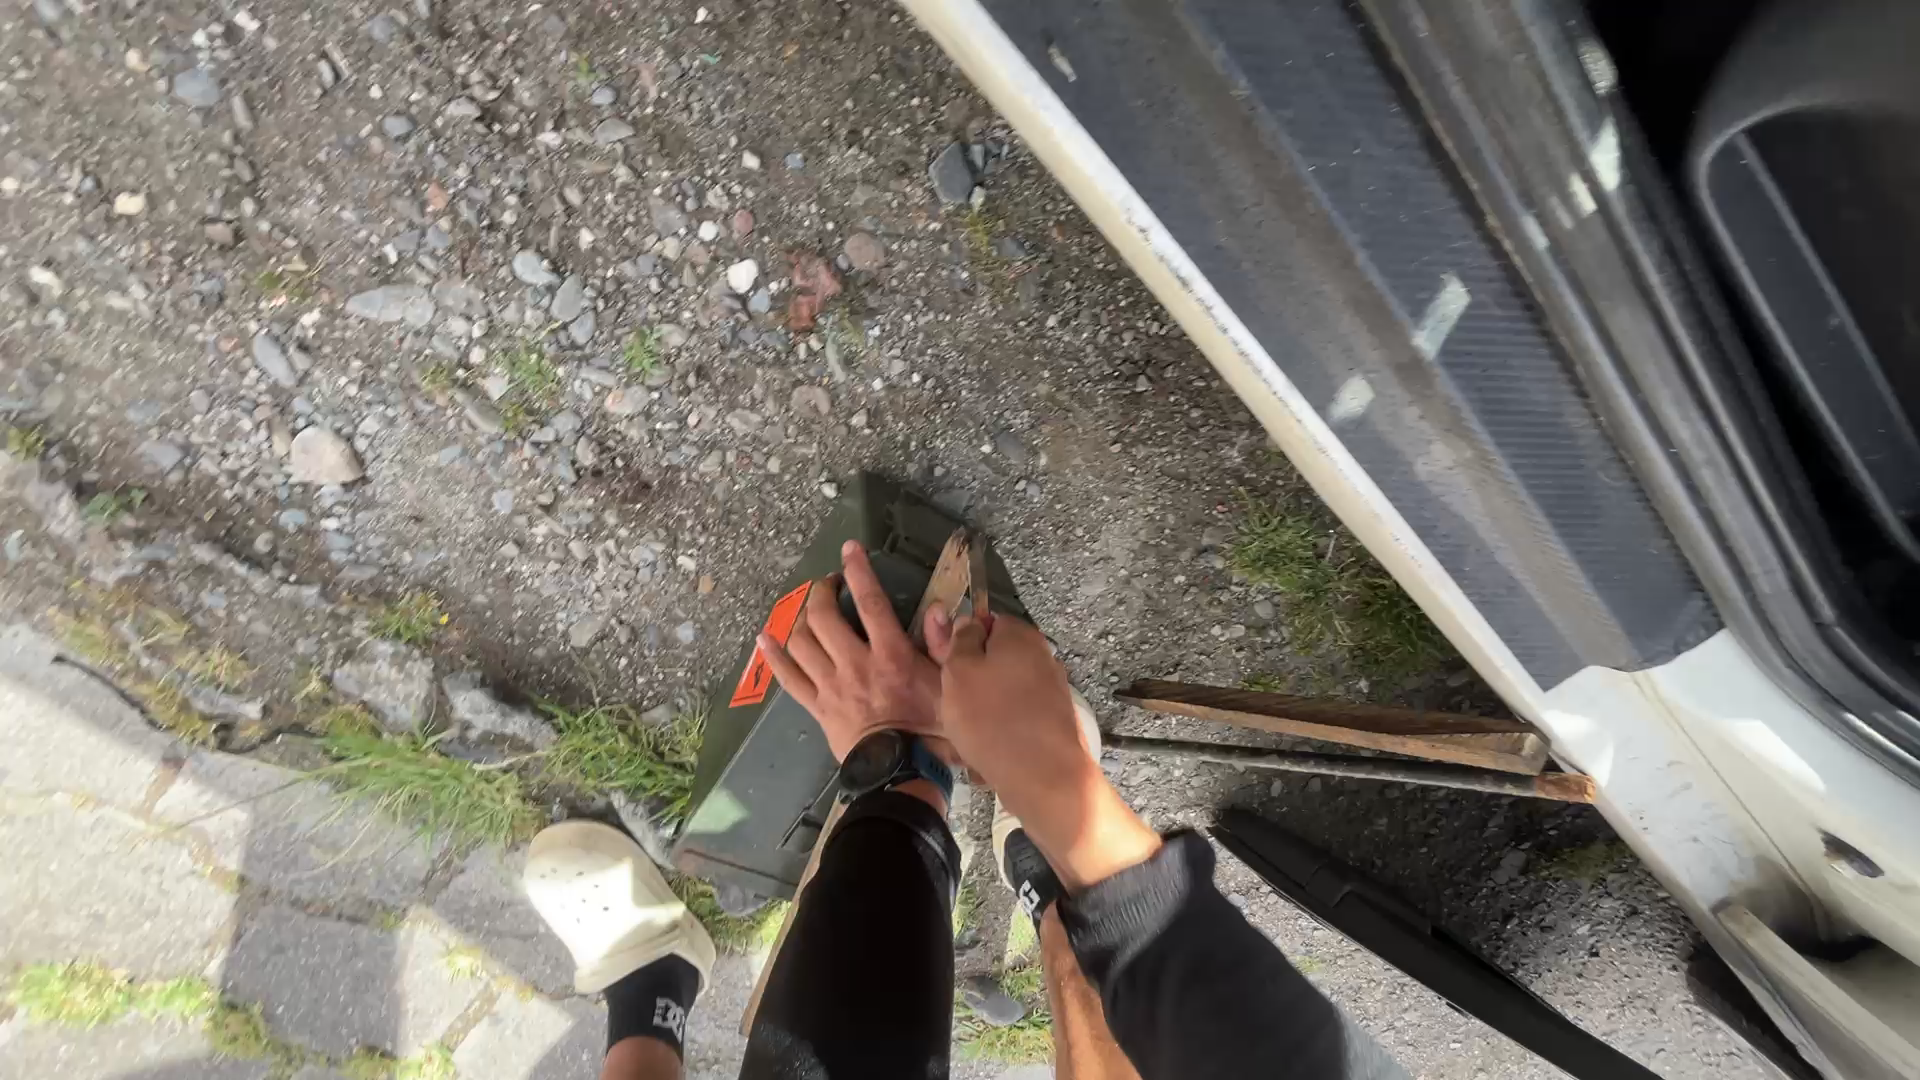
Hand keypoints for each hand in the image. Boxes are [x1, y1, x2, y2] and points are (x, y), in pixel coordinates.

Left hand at [759, 540, 941, 762]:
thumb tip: (938, 611)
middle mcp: (855, 664)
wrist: (901, 774)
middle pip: (825, 616)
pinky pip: (788, 677)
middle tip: (830, 583)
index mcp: (890, 655)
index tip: (850, 548)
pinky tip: (765, 638)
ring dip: (801, 616)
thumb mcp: (950, 686)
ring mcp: (831, 686)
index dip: (859, 571)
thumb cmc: (931, 729)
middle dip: (823, 591)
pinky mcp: (817, 706)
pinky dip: (775, 655)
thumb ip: (944, 647)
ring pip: (802, 641)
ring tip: (809, 605)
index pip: (870, 602)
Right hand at [926, 611, 1160, 888]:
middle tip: (953, 704)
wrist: (1043, 776)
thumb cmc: (992, 718)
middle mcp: (1041, 656)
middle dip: (972, 679)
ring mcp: (1051, 690)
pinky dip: (1001, 729)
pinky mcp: (1053, 721)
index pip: (985, 622)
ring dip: (983, 708)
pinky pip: (1016, 717)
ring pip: (1002, 691)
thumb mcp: (958, 670)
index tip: (946, 666)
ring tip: (969, 734)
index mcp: (1020, 634)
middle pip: (995, 658)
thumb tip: (969, 623)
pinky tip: (989, 750)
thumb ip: (960, 640)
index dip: (961, 642)